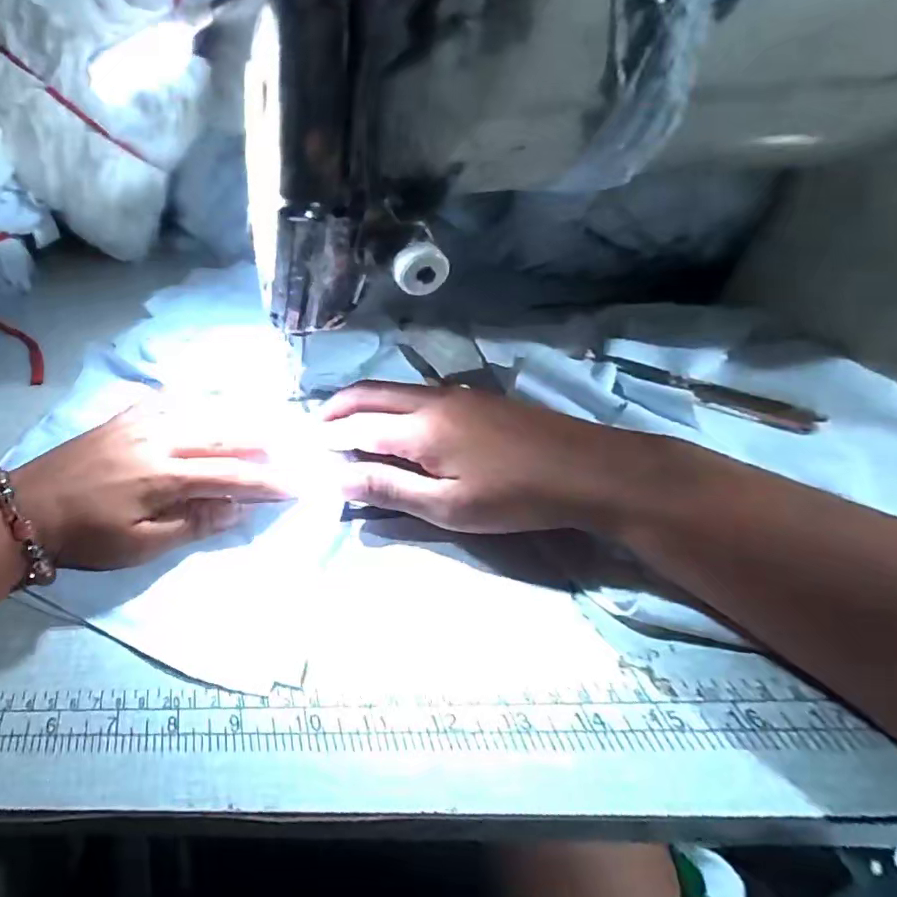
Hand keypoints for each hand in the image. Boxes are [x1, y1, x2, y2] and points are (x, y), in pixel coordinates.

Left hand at [11, 398, 292, 569]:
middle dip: (259, 443)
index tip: (295, 485)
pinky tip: (201, 405)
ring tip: (257, 426)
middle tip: (288, 449)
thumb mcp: (139, 545)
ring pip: (198, 413)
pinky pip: (165, 401)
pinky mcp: (119, 418)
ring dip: (232, 420)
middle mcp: (158, 439)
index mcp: (165, 475)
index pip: (230, 475)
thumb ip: (191, 524)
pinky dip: (192, 403)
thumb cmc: (84, 537)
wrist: (27, 508)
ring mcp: (137, 423)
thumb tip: (237, 508)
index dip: (266, 482)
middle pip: (221, 435)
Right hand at [318, 380, 664, 534]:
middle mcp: (428, 401)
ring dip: (358, 402)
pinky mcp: (472, 397)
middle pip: (366, 395)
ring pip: (389, 389)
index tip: (303, 453)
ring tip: (342, 424)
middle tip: (313, 429)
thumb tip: (336, 479)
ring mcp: (453, 394)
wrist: (594, 469)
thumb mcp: (447, 507)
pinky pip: (412, 391)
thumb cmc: (515, 497)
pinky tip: (390, 423)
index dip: (325, 442)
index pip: (354, 430)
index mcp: (418, 429)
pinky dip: (384, 402)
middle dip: (333, 409)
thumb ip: (388, 490)